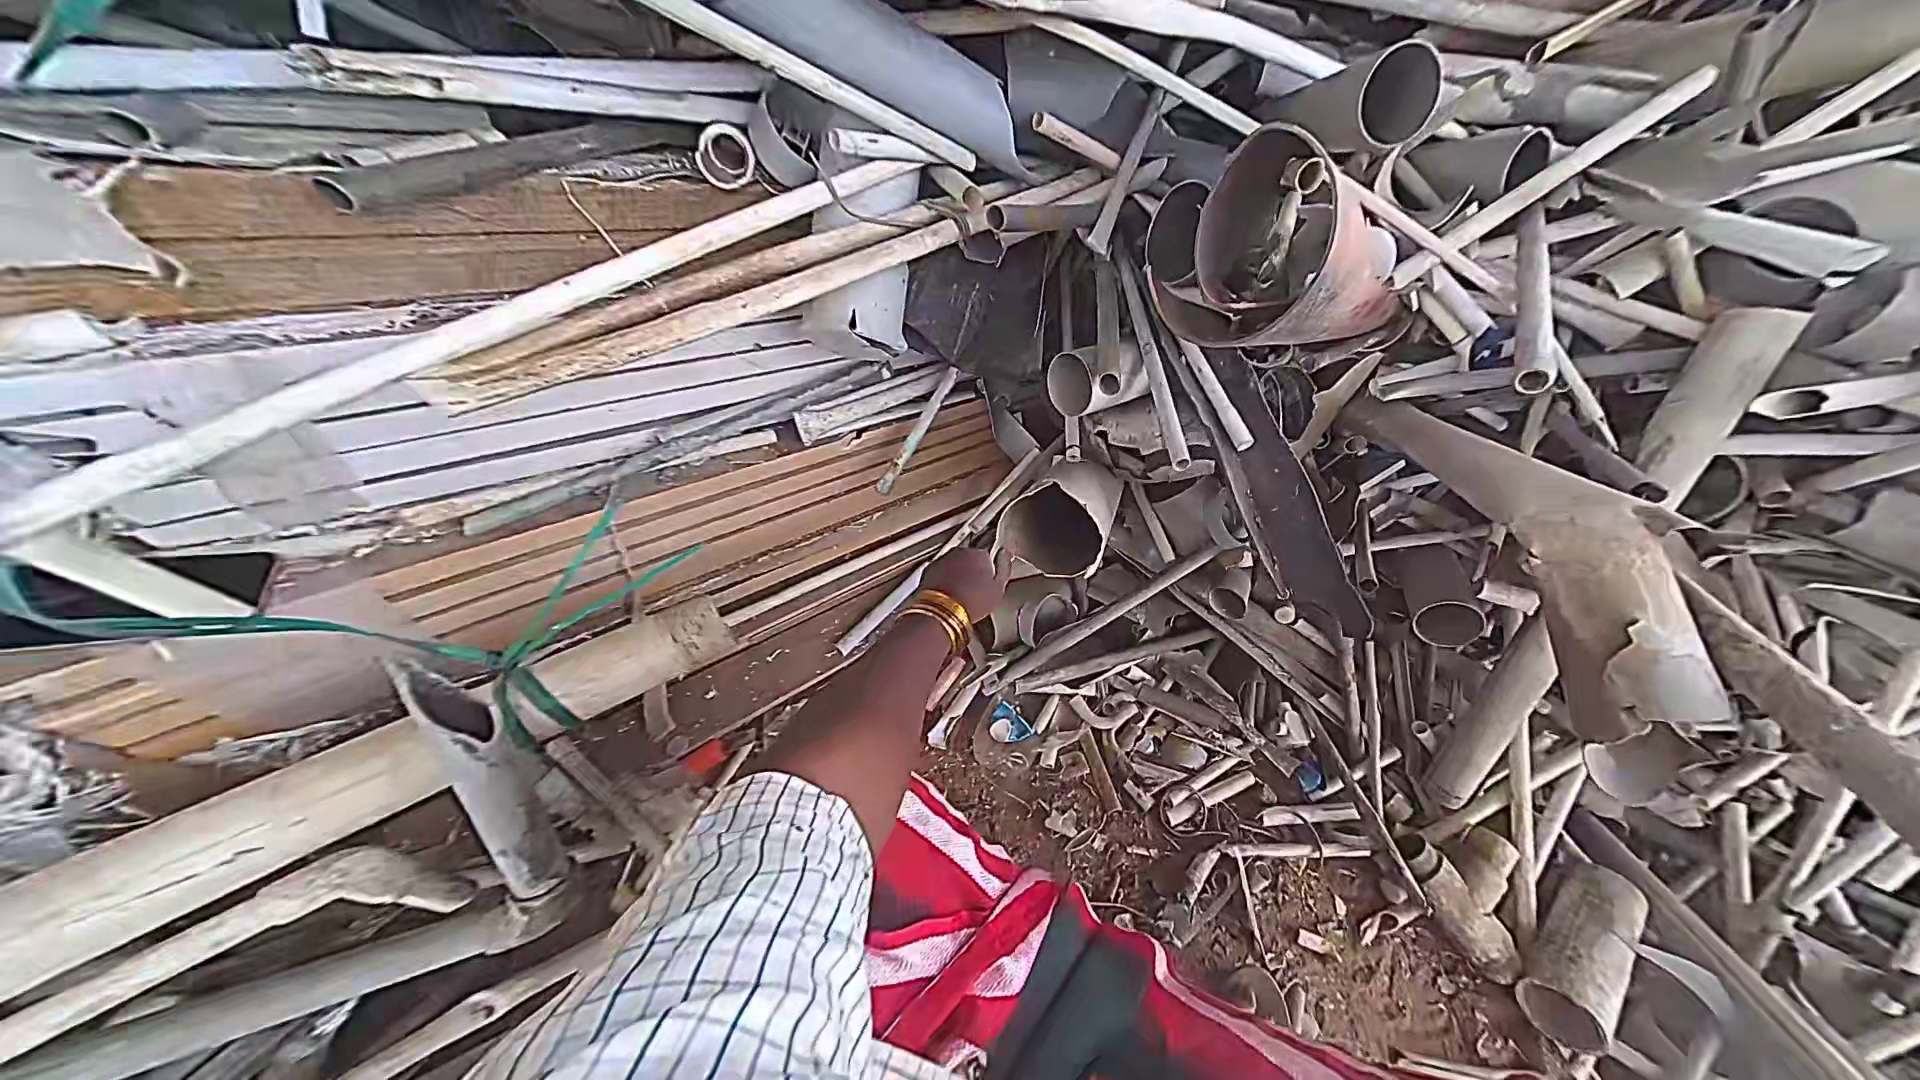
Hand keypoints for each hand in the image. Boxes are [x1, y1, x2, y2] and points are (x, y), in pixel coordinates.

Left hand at [920, 548, 1005, 625]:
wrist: (942, 611)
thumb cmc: (969, 602)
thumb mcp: (998, 589)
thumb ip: (1004, 568)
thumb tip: (1005, 557)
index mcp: (980, 553)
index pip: (989, 552)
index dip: (991, 566)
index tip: (991, 576)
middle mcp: (960, 552)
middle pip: (971, 556)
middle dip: (974, 568)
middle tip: (977, 586)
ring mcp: (944, 559)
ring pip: (955, 562)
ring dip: (958, 572)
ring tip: (963, 592)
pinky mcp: (930, 569)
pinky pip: (941, 570)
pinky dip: (944, 578)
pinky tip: (950, 593)